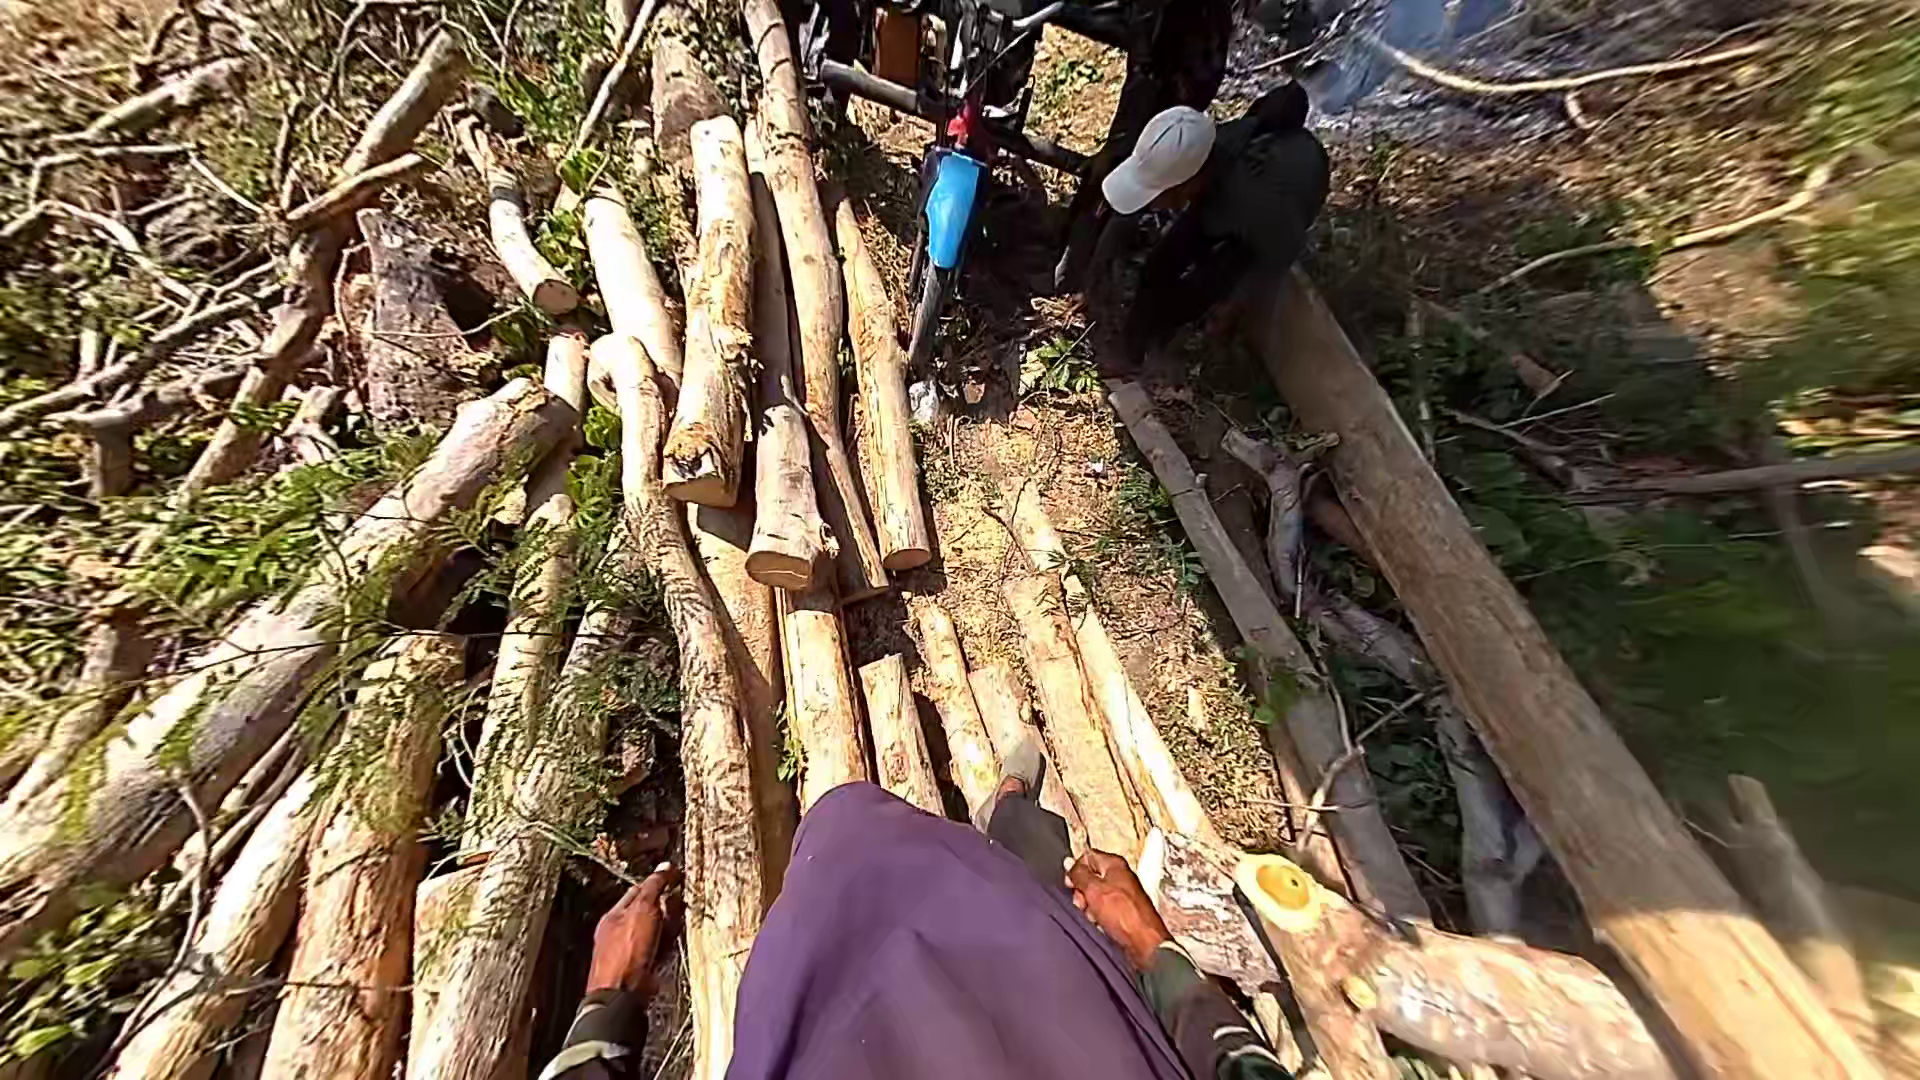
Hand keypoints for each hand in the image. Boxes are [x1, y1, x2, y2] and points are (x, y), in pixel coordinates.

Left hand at [586, 863, 677, 996]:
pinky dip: (668, 943)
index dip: (659, 883)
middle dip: (666, 907)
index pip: (640, 889)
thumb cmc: (627, 951)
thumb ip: (654, 886)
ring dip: (669, 926)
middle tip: (675, 908)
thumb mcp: (643, 909)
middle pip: (651, 909)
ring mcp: (630, 950)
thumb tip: (664, 867)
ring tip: (672, 929)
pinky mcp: (642, 965)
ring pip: (657, 928)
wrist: (623, 996)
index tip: (676, 878)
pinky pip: (660, 946)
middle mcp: (620, 931)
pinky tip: (670, 945)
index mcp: (614, 915)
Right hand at [1065, 850, 1171, 971]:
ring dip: (1089, 907)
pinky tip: (1100, 925)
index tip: (1071, 884)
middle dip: (1082, 892)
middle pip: (1091, 877)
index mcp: (1115, 864)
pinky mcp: (1125, 913)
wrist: (1145, 946)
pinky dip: (1099, 917)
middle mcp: (1120, 876)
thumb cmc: (1124, 915)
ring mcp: (1123, 895)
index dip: (1076, 870)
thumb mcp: (1094, 890)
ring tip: (1093, 917)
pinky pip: (1104, 910)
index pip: (1087, 857)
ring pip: (1096, 896)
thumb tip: (1068, 862)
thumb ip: (1079, 874)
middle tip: (1082, 904)